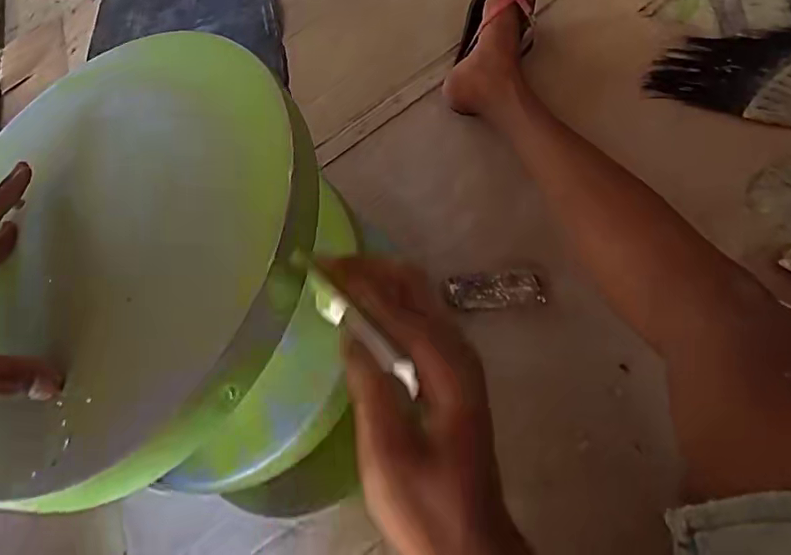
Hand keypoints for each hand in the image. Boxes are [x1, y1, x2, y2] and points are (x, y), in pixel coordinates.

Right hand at [324, 257, 528, 554]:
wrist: (471, 548)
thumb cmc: (426, 506)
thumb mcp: (387, 455)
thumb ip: (370, 388)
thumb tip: (348, 333)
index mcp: (446, 369)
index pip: (394, 306)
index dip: (354, 281)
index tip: (319, 263)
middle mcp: (458, 353)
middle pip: (412, 285)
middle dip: (368, 269)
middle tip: (325, 267)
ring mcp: (459, 360)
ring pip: (416, 295)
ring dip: (376, 280)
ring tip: (336, 280)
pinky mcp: (451, 371)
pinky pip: (417, 314)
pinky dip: (387, 300)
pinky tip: (361, 311)